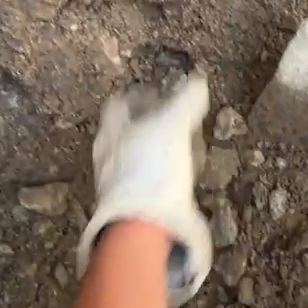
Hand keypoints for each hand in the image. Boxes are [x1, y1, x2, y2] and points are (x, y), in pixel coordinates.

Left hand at [79, 73, 213, 306]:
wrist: (146, 226)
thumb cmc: (152, 169)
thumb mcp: (173, 125)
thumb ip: (186, 101)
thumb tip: (198, 81)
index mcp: (111, 132)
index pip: (120, 104)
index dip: (141, 95)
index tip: (162, 93)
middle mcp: (109, 157)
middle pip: (129, 132)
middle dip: (153, 124)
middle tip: (177, 121)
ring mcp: (119, 185)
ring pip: (139, 159)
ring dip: (161, 152)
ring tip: (184, 150)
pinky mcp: (135, 208)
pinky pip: (150, 185)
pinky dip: (166, 178)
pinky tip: (183, 181)